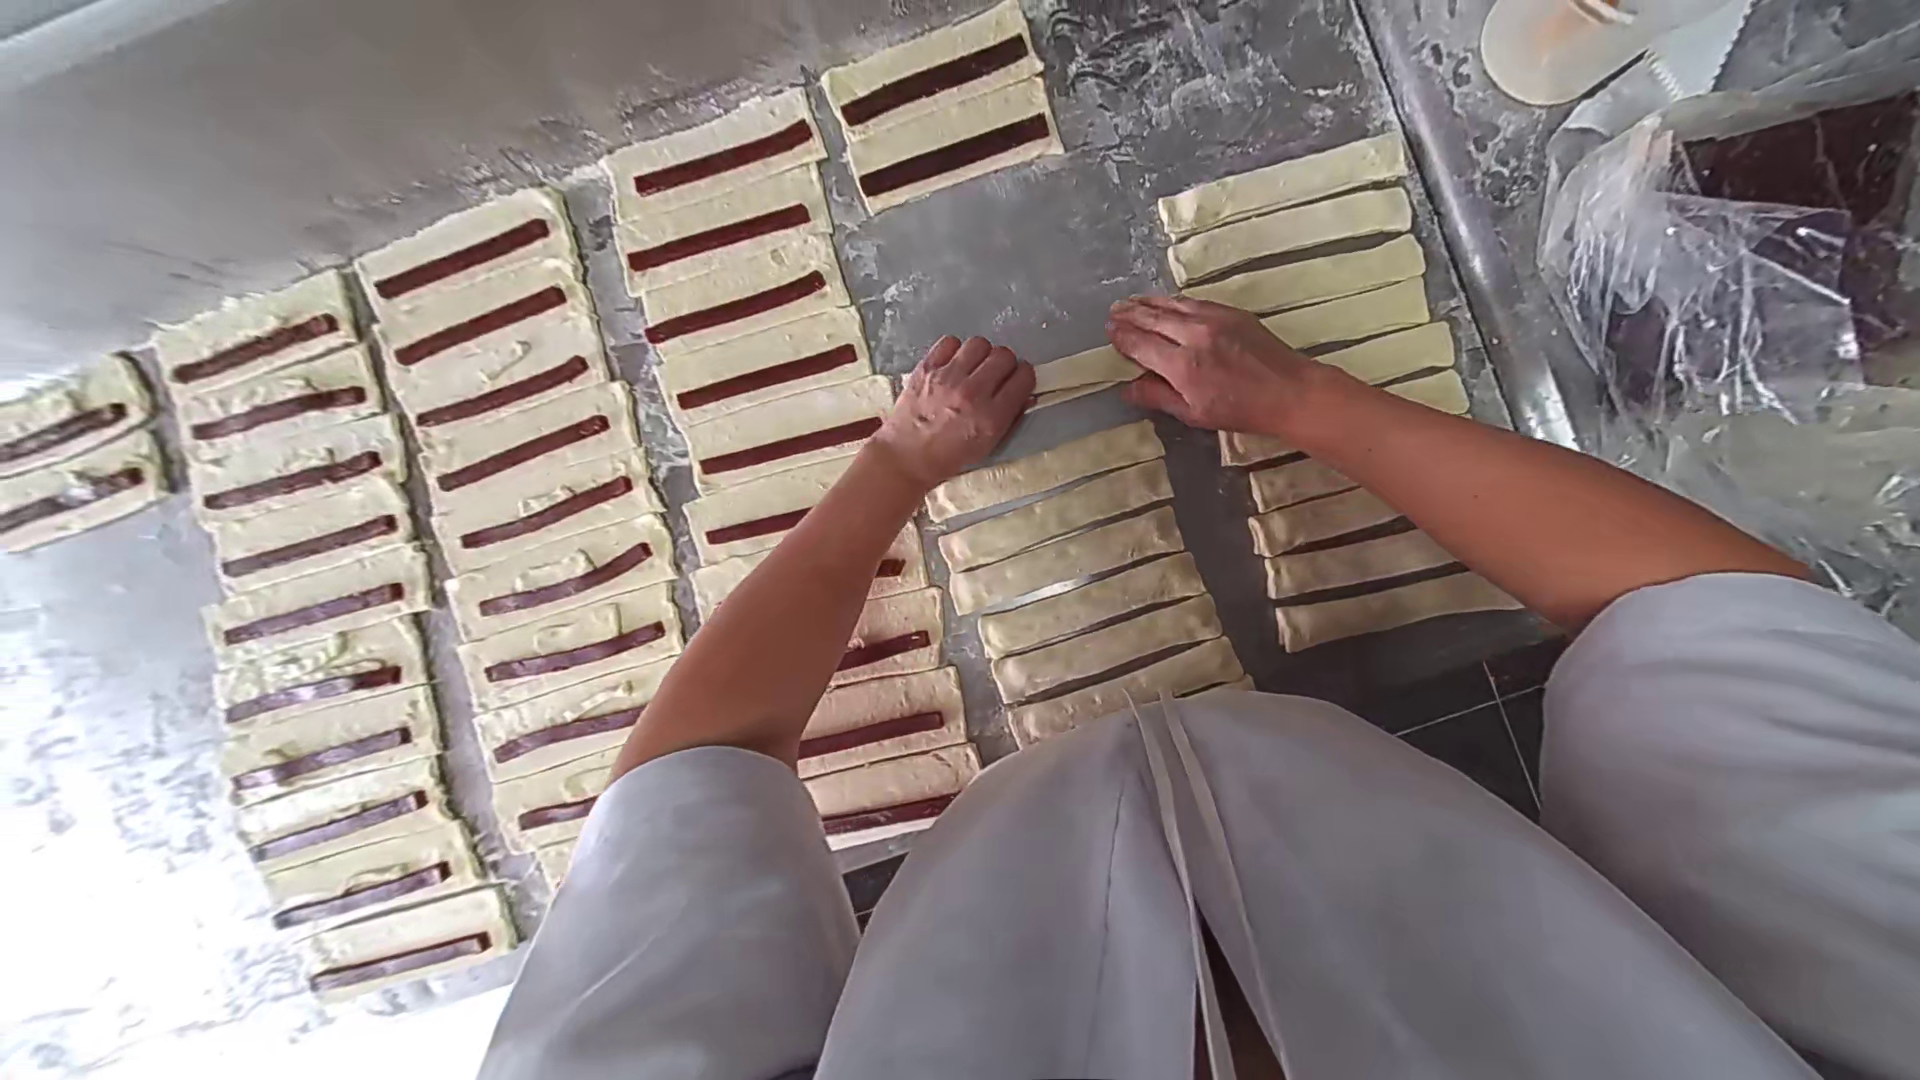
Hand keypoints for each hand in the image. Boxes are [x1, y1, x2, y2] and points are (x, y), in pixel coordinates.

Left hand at [873, 335, 1034, 487]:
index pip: (1023, 378)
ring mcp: (948, 378)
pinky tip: (952, 365)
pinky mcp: (927, 368)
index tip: (1018, 380)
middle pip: (1004, 356)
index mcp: (991, 418)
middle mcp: (972, 393)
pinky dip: (954, 351)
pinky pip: (950, 342)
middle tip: (996, 375)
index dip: (1023, 377)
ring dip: (981, 355)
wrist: (906, 457)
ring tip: (974, 368)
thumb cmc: (947, 457)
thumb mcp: (987, 446)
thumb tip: (1024, 393)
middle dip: (1005, 364)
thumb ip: (1009, 418)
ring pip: (980, 344)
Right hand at [1108, 295, 1336, 437]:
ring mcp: (1214, 320)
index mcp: (1182, 366)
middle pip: (1153, 320)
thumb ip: (1158, 397)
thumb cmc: (1238, 410)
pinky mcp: (1230, 313)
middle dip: (1130, 315)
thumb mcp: (1192, 413)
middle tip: (1112, 311)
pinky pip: (1193, 303)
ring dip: (1147, 303)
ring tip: (1130, 301)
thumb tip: (1127, 389)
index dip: (1122, 338)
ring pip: (1172, 306)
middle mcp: (1195, 337)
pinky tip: (1163, 301)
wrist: (1288, 391)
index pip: (1141, 345)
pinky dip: (1172, 301)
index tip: (1109, 332)